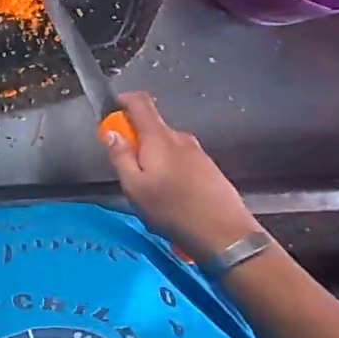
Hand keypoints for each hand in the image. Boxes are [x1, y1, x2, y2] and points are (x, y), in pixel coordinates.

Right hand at [103, 91, 263, 261]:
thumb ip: (120, 156)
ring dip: (154, 159)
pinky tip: (173, 198)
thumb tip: (113, 133)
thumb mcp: (134, 187)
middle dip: (136, 142)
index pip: (140, 102)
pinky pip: (182, 160)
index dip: (123, 101)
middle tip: (129, 171)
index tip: (112, 114)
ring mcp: (199, 154)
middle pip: (152, 128)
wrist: (226, 236)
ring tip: (152, 191)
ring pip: (167, 147)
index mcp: (159, 138)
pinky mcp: (211, 170)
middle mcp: (181, 139)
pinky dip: (171, 171)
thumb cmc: (172, 209)